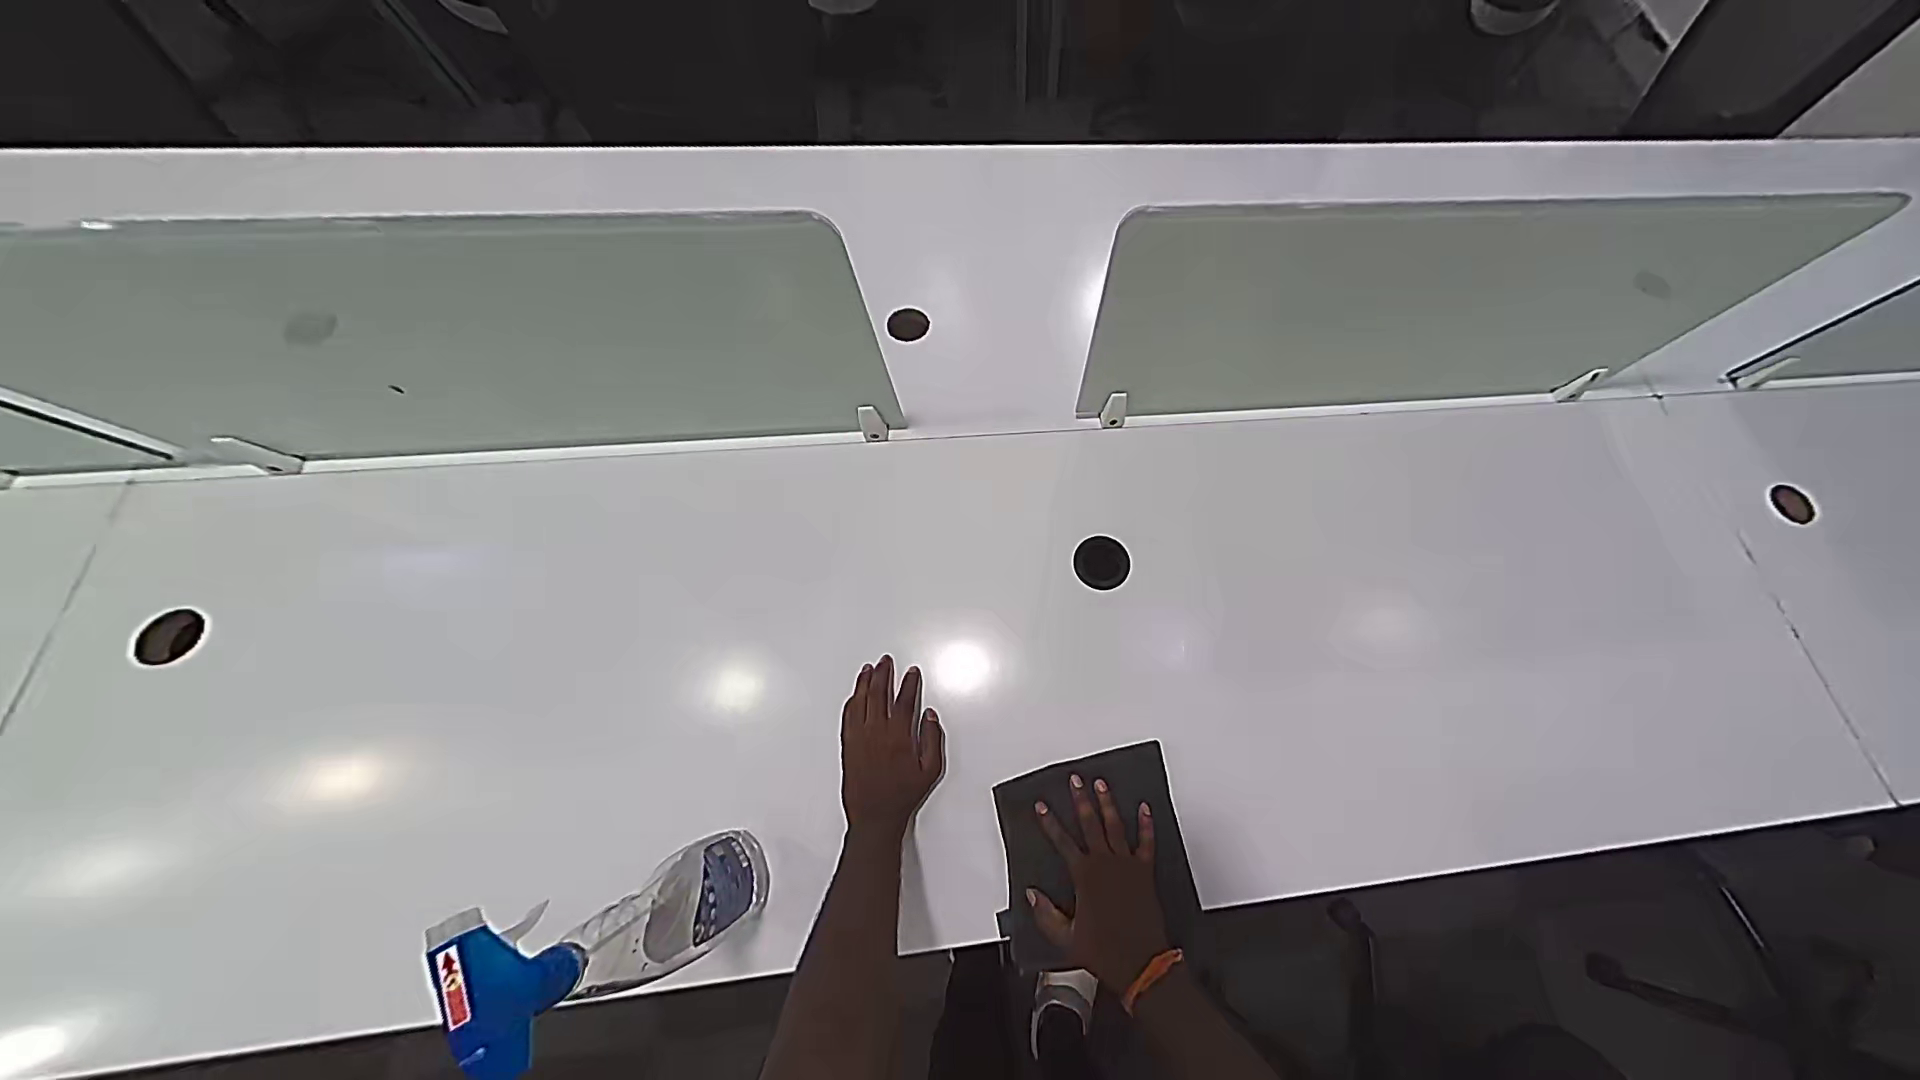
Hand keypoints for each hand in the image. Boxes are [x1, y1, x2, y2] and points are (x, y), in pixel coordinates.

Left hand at [840, 655, 943, 840]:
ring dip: (865, 682)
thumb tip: (929, 717)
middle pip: (879, 693)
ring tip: (869, 669)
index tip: (911, 673)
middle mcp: (877, 732)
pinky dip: (852, 700)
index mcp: (898, 736)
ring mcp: (859, 737)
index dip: (909, 683)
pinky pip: (848, 715)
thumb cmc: (901, 795)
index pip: (904, 700)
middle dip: (884, 673)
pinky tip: (855, 694)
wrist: (875, 815)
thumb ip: (932, 739)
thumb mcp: (930, 769)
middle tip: (886, 662)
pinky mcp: (848, 744)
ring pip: (861, 700)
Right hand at [1030, 774, 1169, 989]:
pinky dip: (1146, 825)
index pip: (1062, 841)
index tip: (1041, 807)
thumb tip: (1032, 895)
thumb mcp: (1066, 937)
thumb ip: (1046, 914)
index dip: (1049, 822)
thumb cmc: (1105, 951)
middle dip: (1080, 799)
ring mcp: (1126, 865)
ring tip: (1101, 784)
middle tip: (1075, 780)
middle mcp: (1104, 864)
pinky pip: (1146, 842)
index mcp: (1084, 876)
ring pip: (1114, 825)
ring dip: (1107, 802)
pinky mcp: (1145, 872)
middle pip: (1089, 823)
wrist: (1141, 964)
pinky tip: (1144, 808)